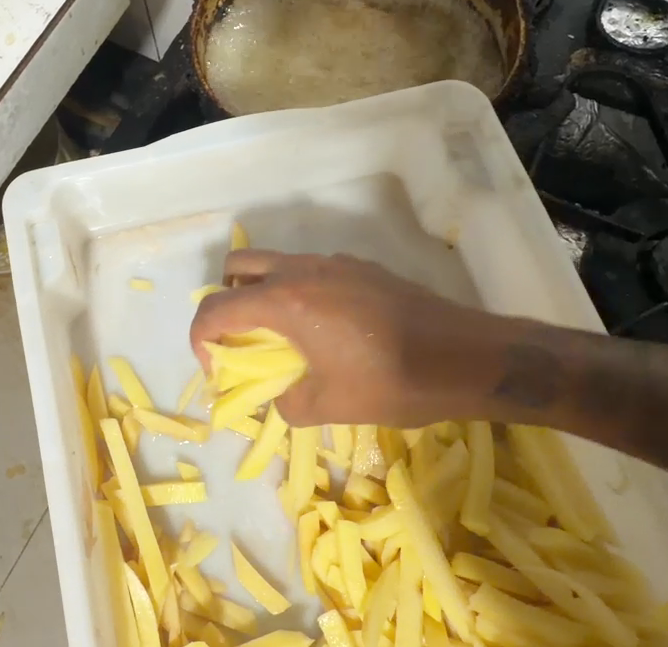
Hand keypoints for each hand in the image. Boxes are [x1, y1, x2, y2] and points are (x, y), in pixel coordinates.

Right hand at [188, 250, 518, 427]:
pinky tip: (329, 328)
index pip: (216, 308)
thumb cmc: (392, 381)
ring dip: (263, 292)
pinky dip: (299, 292)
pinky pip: (310, 270)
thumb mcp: (330, 405)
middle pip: (237, 266)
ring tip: (284, 336)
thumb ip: (287, 402)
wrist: (466, 355)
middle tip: (241, 339)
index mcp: (284, 301)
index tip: (216, 368)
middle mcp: (301, 270)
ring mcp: (332, 262)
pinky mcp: (359, 266)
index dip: (201, 338)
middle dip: (226, 299)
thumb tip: (278, 397)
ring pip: (276, 263)